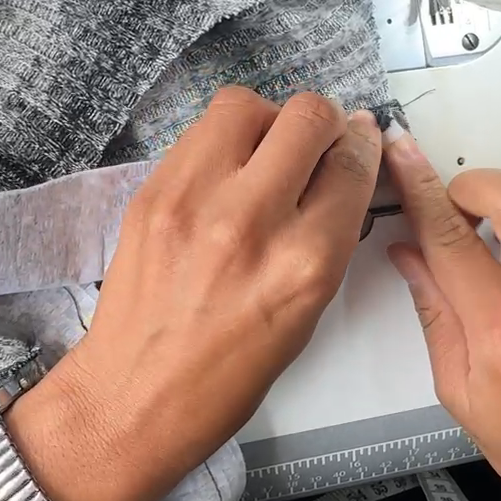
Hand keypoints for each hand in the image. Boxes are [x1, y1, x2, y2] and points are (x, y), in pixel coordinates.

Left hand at [2, 88, 380, 500]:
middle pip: (308, 116)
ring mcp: (192, 199)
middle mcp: (251, 219)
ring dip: (269, 120)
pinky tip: (223, 172)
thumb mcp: (308, 310)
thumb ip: (331, 233)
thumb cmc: (233, 371)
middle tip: (317, 144)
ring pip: (246, 103)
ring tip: (264, 152)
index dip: (365, 145)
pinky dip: (224, 139)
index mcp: (305, 262)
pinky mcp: (149, 191)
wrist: (135, 397)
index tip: (362, 140)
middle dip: (326, 122)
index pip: (352, 165)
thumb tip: (343, 169)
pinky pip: (199, 131)